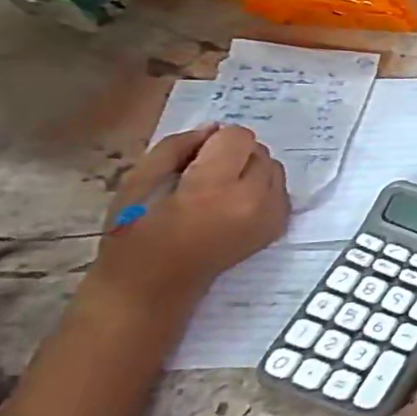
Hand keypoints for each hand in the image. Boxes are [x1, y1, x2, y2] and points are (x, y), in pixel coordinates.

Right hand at [89, 125, 287, 305]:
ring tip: (218, 191)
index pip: (238, 137)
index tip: (194, 157)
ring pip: (273, 167)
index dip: (215, 141)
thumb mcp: (138, 183)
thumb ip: (176, 147)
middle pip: (258, 151)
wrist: (155, 286)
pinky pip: (280, 188)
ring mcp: (272, 214)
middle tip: (202, 175)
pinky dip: (262, 188)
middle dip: (233, 155)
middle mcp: (254, 200)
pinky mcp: (280, 224)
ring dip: (250, 170)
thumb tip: (213, 129)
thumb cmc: (136, 234)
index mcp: (214, 189)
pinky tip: (233, 204)